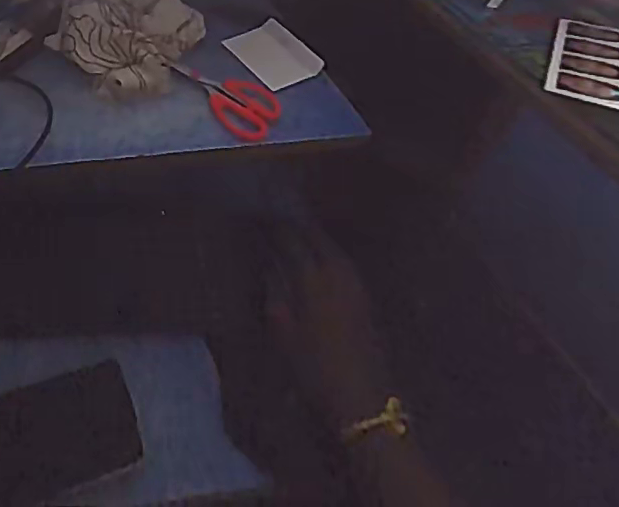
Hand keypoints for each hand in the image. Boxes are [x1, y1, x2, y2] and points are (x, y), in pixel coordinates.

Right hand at [264, 222, 394, 431]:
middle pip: (314, 234)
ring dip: (311, 235)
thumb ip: (273, 289)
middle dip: (293, 223)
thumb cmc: (313, 368)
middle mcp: (336, 272)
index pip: (289, 237)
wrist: (364, 404)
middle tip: (271, 218)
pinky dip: (324, 251)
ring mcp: (355, 285)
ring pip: (331, 246)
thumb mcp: (281, 329)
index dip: (270, 224)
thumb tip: (267, 263)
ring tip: (291, 231)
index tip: (253, 215)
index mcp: (312, 277)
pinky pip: (341, 261)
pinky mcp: (365, 298)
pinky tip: (315, 256)